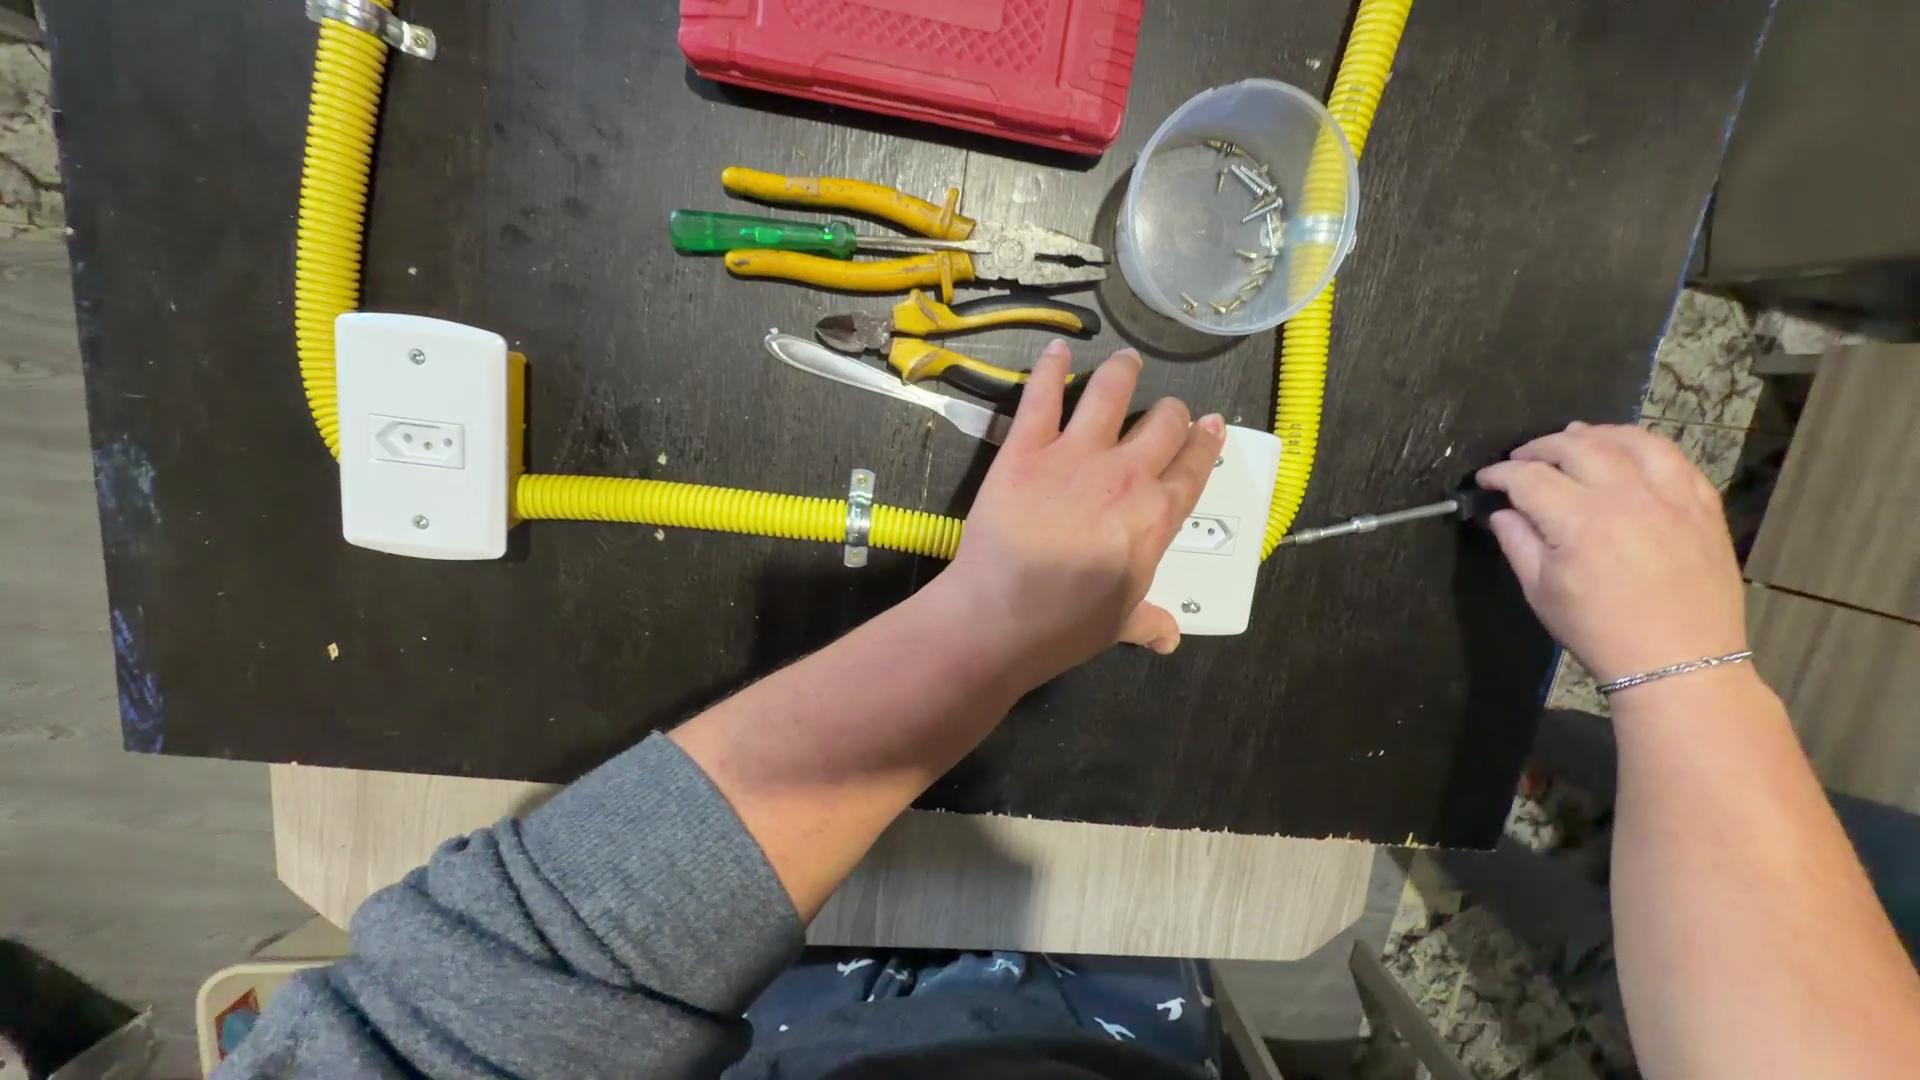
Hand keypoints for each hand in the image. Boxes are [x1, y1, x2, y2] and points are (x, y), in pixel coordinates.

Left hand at [936, 340, 1224, 686]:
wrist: (1002, 616)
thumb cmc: (1067, 626)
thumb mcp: (1120, 624)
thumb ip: (1149, 619)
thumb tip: (1169, 638)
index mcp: (1157, 516)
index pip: (1194, 467)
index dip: (1206, 443)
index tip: (1210, 426)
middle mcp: (1126, 474)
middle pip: (1164, 424)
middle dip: (1173, 412)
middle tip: (1168, 410)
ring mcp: (1076, 456)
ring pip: (1112, 394)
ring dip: (1124, 372)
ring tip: (1129, 360)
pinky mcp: (1026, 448)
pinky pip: (1042, 397)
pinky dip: (1050, 368)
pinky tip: (1056, 351)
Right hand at [1476, 423, 1746, 682]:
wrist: (1678, 660)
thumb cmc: (1597, 629)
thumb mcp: (1540, 590)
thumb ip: (1518, 542)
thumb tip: (1503, 512)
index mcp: (1579, 521)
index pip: (1528, 478)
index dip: (1500, 474)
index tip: (1486, 480)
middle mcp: (1626, 498)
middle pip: (1578, 447)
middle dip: (1541, 446)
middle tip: (1522, 457)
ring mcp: (1672, 499)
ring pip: (1633, 441)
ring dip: (1597, 434)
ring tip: (1575, 437)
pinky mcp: (1703, 508)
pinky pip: (1676, 460)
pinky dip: (1646, 447)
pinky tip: (1629, 453)